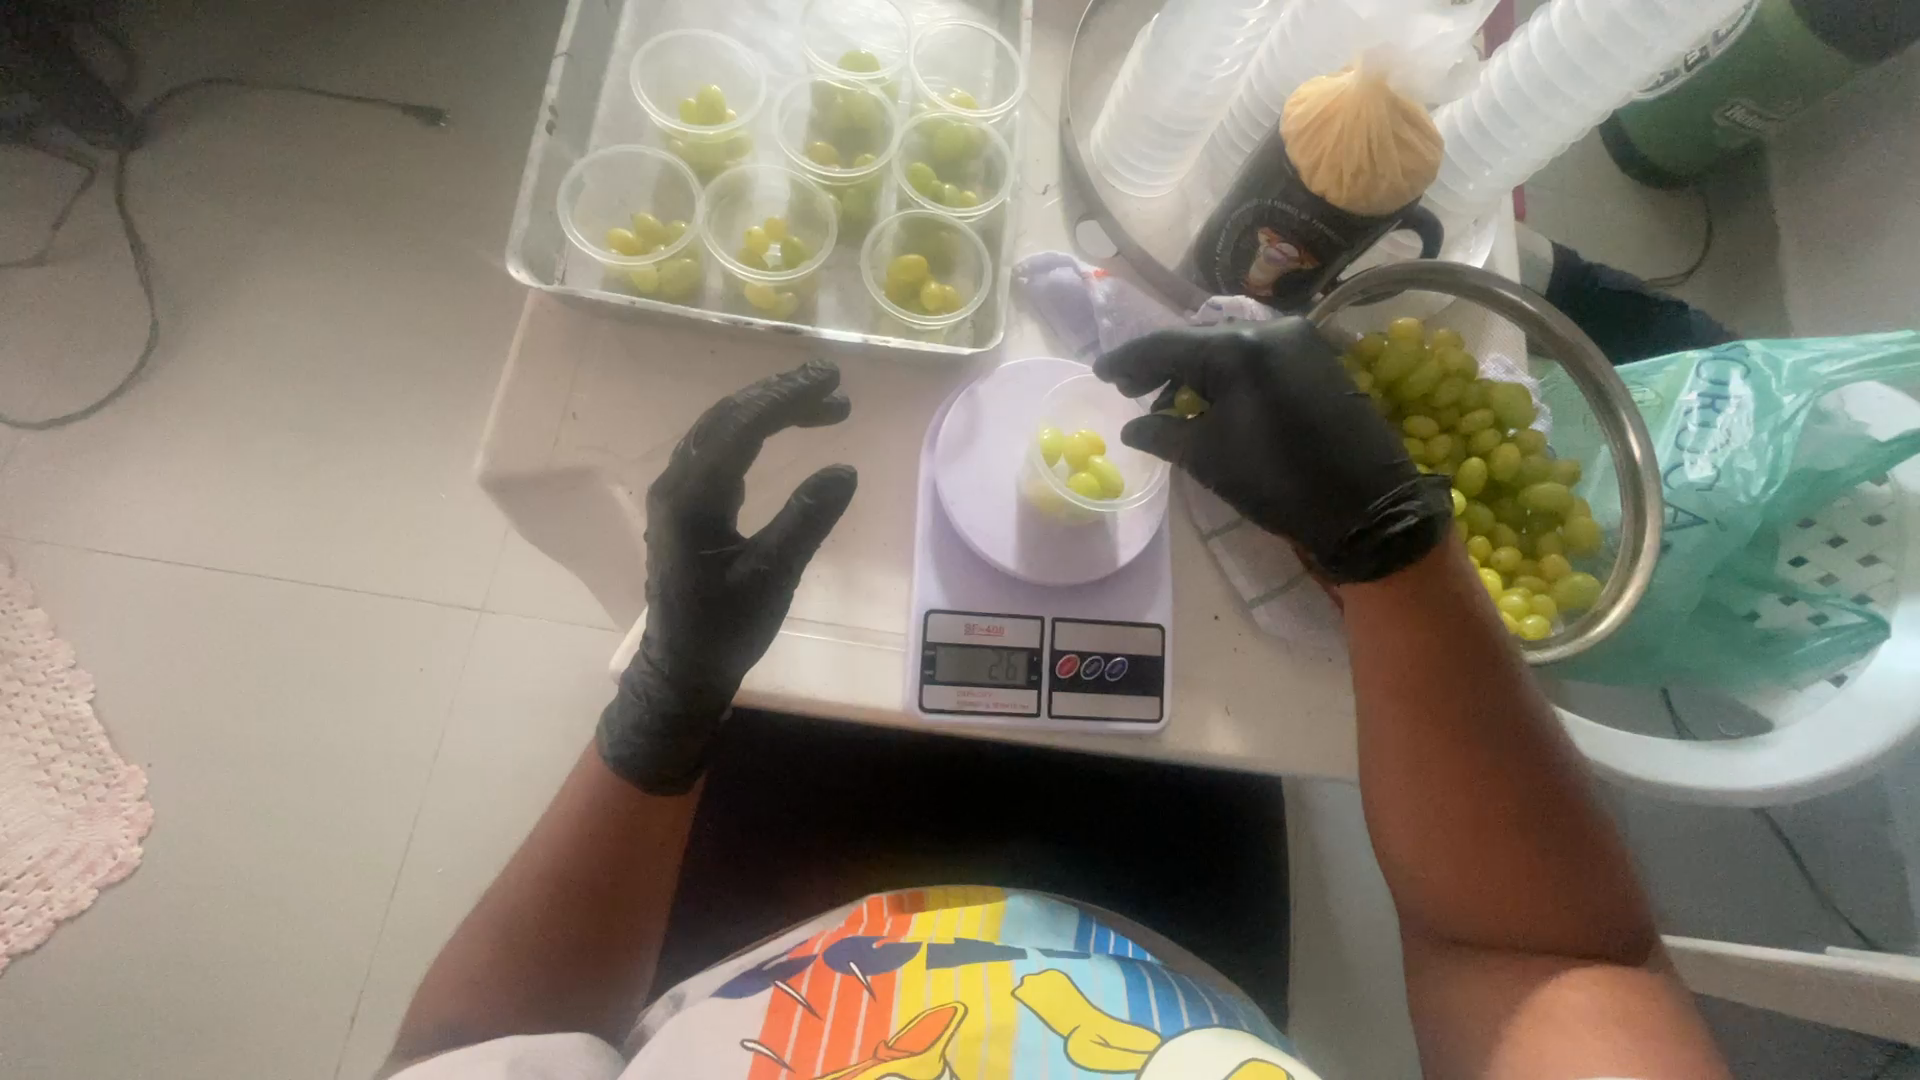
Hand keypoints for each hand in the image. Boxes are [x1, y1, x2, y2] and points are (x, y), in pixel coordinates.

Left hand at [598, 360, 857, 793]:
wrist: (682, 668)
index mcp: (691, 498)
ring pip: (721, 430)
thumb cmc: (726, 628)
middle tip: (832, 385)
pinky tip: (783, 432)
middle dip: (780, 395)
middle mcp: (677, 484)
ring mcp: (679, 493)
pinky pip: (720, 451)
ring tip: (821, 405)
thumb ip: (807, 519)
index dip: (787, 398)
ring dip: (768, 410)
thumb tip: (844, 470)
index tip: (831, 382)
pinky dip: (755, 432)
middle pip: (727, 418)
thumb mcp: (773, 577)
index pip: (741, 428)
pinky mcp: (688, 505)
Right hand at [1095, 317, 1450, 583]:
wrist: (1366, 506)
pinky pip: (1255, 361)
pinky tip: (1208, 401)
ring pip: (1227, 351)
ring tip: (1165, 404)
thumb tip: (1133, 427)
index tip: (1099, 374)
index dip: (1127, 360)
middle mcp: (1270, 331)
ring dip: (1193, 374)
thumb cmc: (1277, 480)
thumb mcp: (1207, 457)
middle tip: (1127, 391)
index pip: (1165, 345)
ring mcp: (1300, 344)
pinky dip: (1225, 378)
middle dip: (1158, 367)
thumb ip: (1162, 433)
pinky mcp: (1316, 363)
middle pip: (1197, 342)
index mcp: (1238, 348)